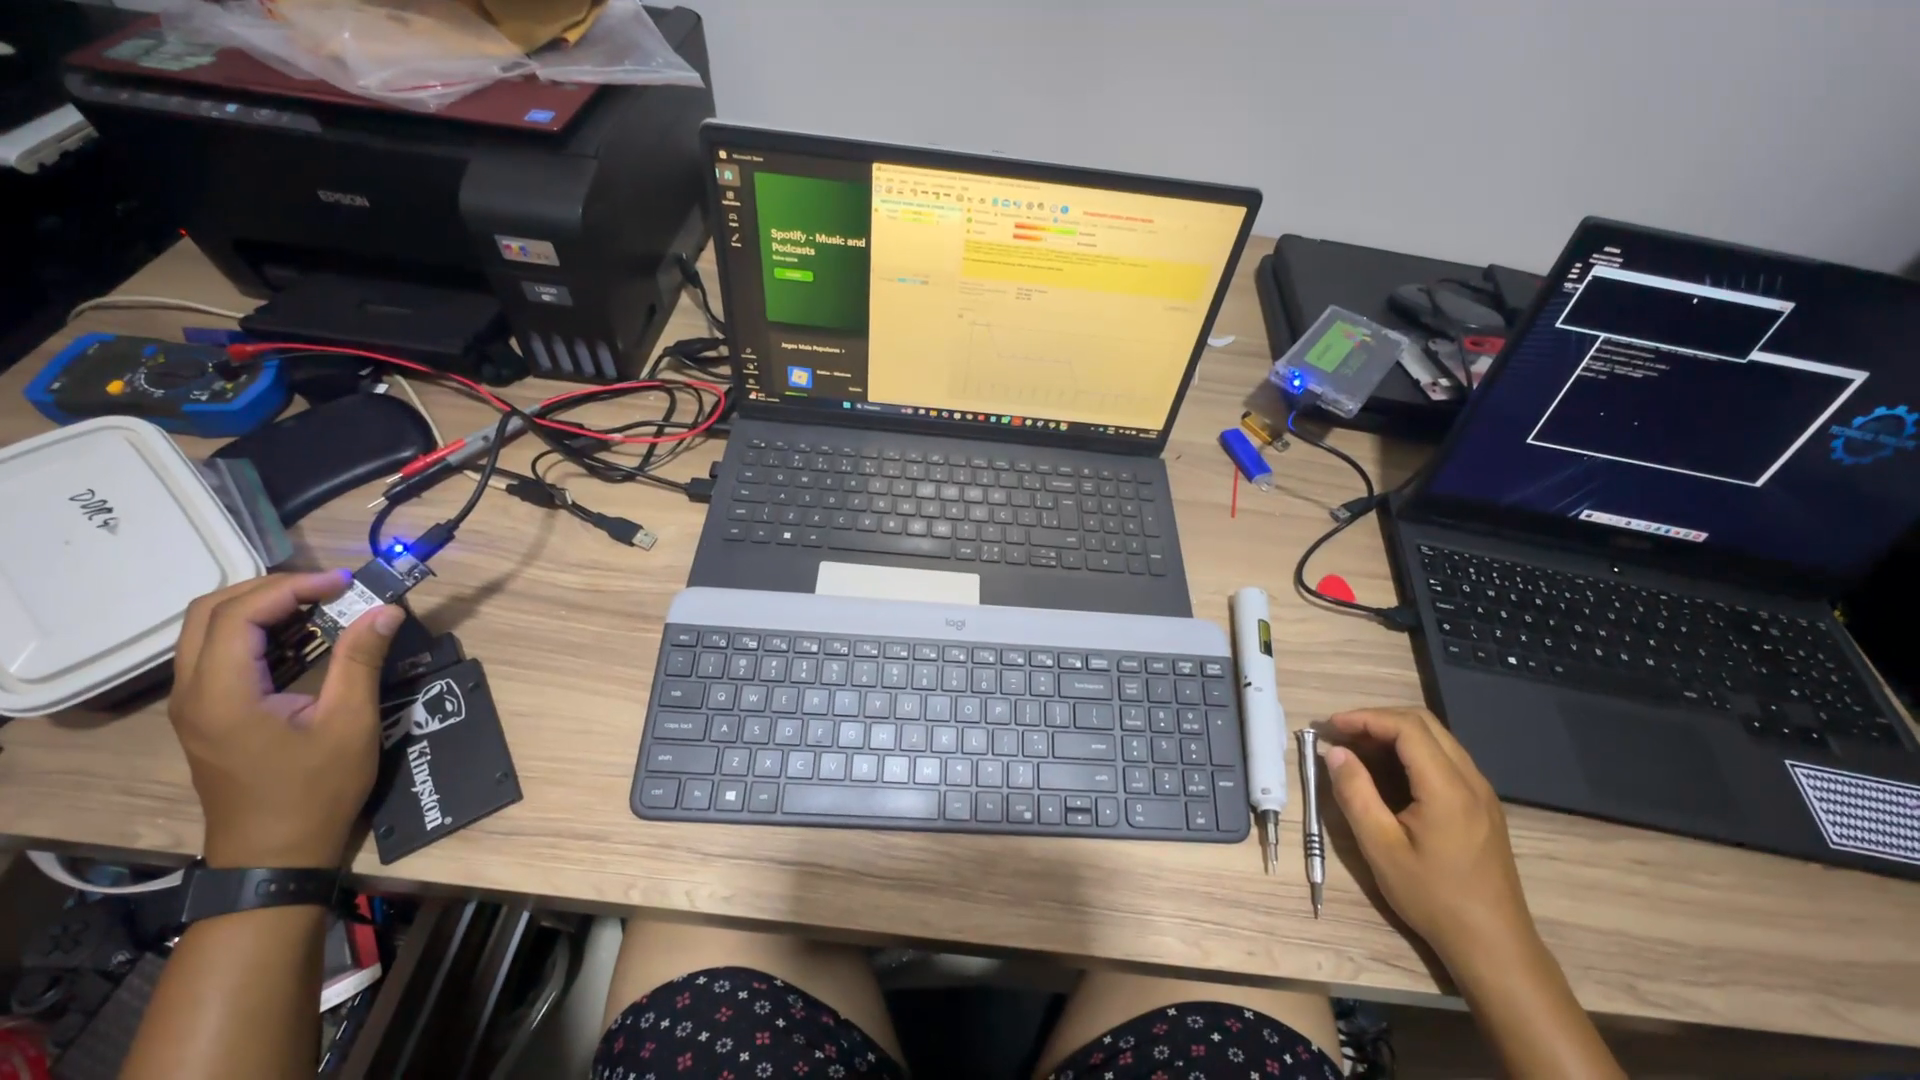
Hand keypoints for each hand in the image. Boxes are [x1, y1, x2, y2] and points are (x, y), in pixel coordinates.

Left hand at [170, 572, 404, 868]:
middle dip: (270, 588)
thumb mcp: (350, 723)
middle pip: (210, 611)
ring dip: (260, 608)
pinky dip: (256, 633)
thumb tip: (386, 610)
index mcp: (223, 692)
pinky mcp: (208, 714)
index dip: (291, 586)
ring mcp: (194, 704)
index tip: (344, 582)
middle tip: (328, 588)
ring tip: (320, 606)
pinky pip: (219, 654)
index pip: (239, 613)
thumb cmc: (315, 791)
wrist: (274, 854)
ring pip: (209, 631)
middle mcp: (194, 691)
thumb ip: (361, 660)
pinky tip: (302, 638)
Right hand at [1322, 707, 1535, 966]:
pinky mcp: (1482, 805)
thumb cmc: (1432, 897)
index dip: (1365, 718)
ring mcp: (1481, 792)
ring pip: (1437, 739)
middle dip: (1377, 720)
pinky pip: (1445, 759)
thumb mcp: (1381, 848)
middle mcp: (1471, 779)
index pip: (1407, 727)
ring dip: (1394, 734)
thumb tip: (1335, 753)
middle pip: (1424, 723)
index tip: (1330, 727)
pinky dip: (1411, 752)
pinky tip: (1387, 773)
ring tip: (1356, 751)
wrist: (1492, 941)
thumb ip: (1356, 794)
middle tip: (1340, 735)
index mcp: (1447, 788)